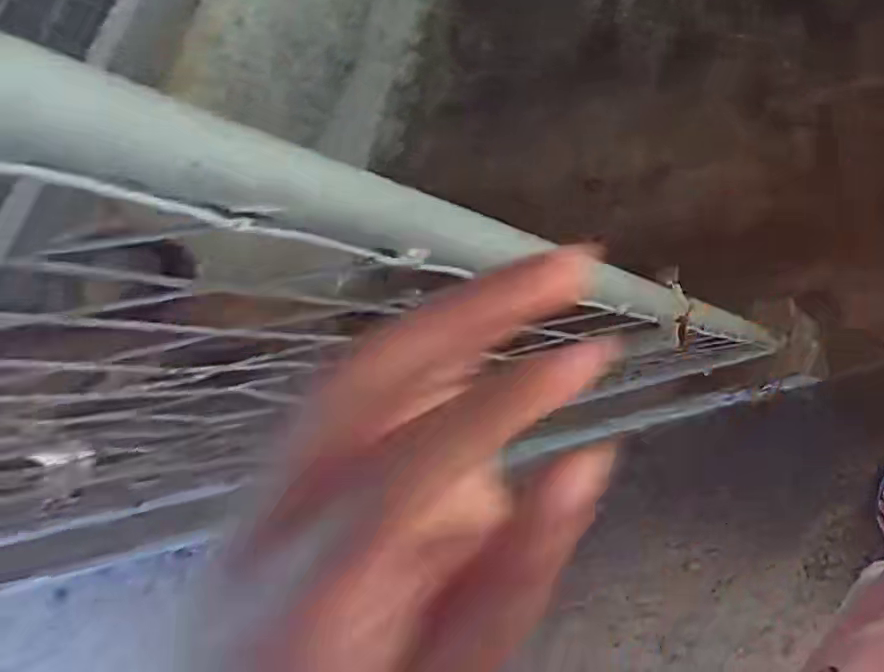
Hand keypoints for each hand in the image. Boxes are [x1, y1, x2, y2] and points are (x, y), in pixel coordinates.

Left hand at [196, 248, 617, 671]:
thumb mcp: (460, 659)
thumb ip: (521, 567)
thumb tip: (592, 459)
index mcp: (305, 582)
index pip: (410, 467)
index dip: (509, 400)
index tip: (594, 355)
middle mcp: (278, 510)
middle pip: (368, 375)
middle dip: (483, 302)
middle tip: (578, 263)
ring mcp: (289, 470)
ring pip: (375, 354)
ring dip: (477, 296)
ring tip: (566, 265)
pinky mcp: (321, 447)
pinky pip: (389, 365)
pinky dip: (460, 320)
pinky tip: (518, 298)